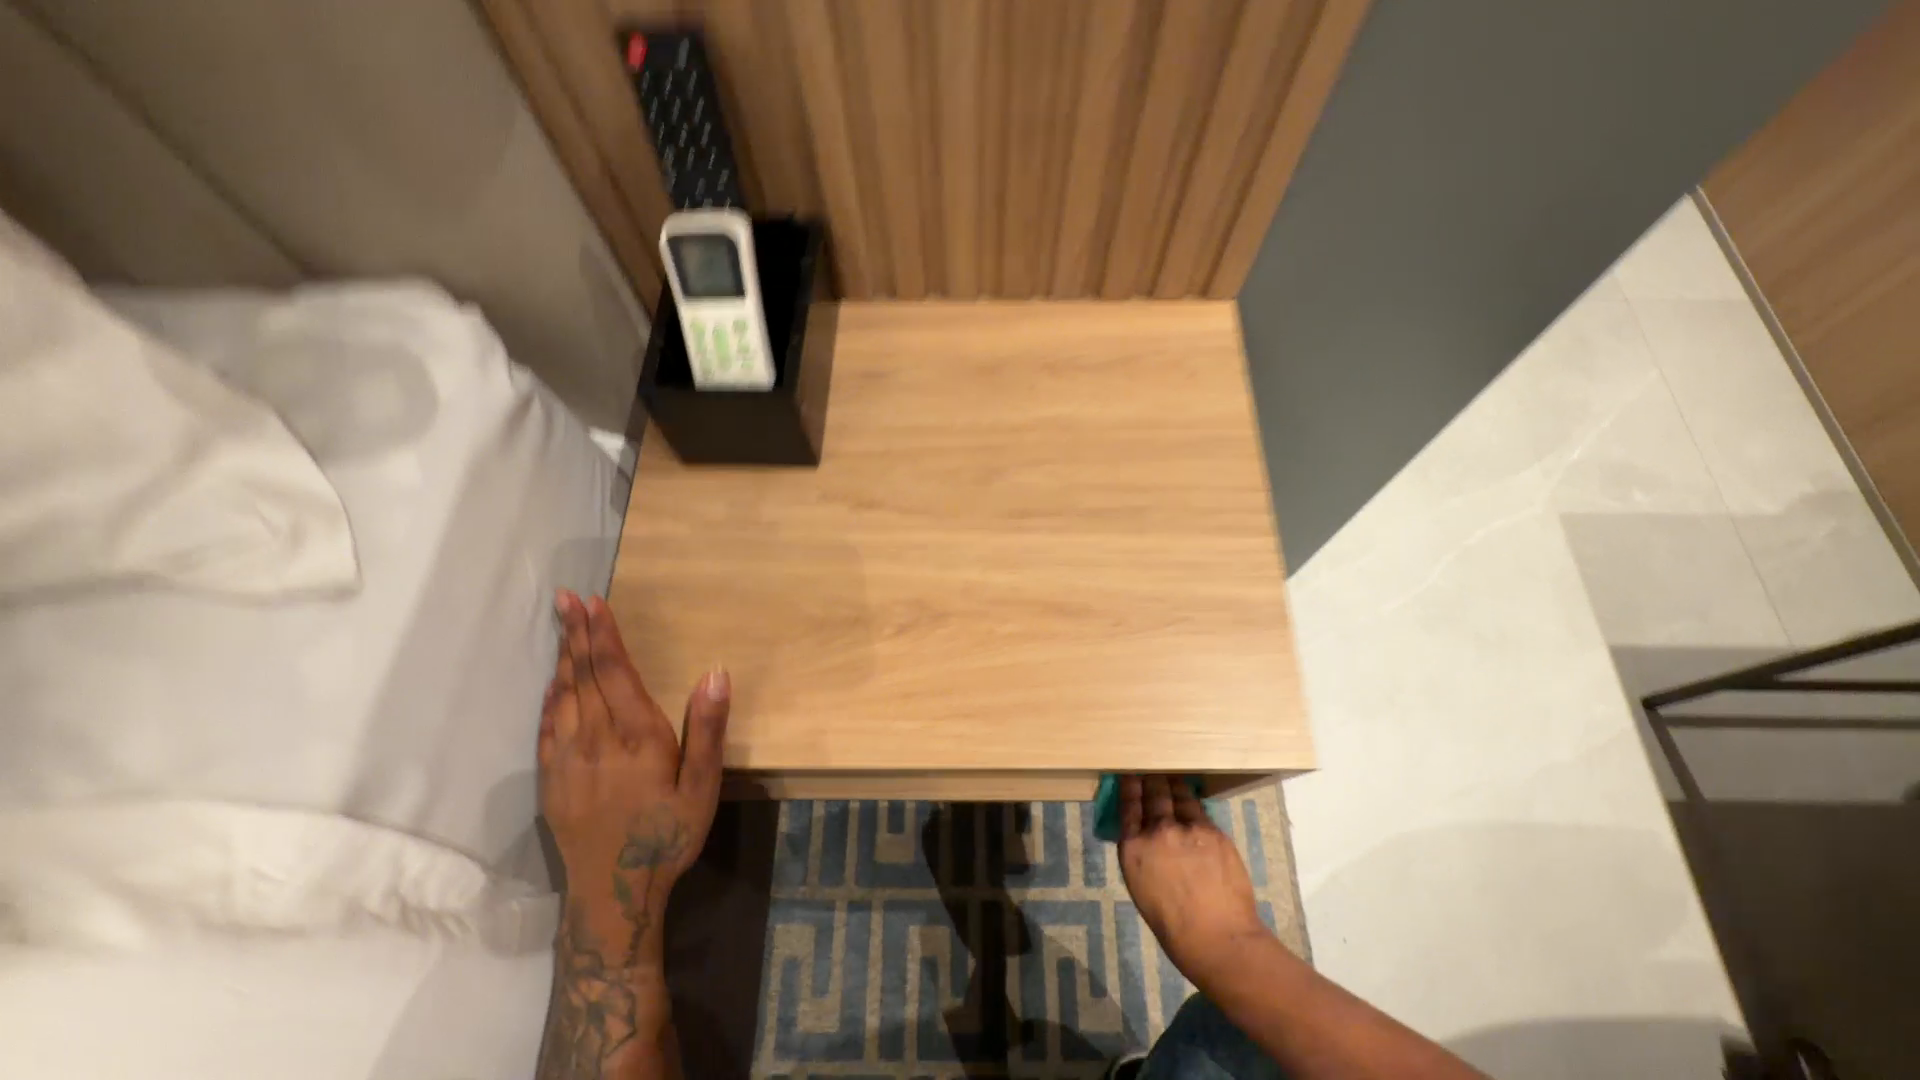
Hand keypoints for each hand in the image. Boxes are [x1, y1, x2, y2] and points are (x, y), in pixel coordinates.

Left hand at [539, 589, 728, 968]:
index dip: (604, 636)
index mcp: (637, 737)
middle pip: (584, 676)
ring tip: (563, 626)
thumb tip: (714, 674)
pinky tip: (553, 682)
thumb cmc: (668, 838)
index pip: (615, 673)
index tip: (593, 602)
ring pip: (563, 696)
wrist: (613, 893)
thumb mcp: (702, 788)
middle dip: (578, 634)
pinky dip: (549, 696)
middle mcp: (596, 740)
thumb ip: (706, 730)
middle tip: (566, 598)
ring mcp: (567, 760)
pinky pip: (546, 726)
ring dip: (564, 658)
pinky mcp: (551, 780)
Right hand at [1118, 775, 1270, 988]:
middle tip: (1152, 769)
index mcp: (1133, 849)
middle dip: (1152, 779)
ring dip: (1174, 785)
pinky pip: (1201, 812)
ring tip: (1172, 776)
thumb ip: (1143, 856)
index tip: (1130, 774)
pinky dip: (1195, 805)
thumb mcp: (1142, 886)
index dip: (1129, 787)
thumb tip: (1148, 840)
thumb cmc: (1173, 926)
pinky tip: (1194, 800)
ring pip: (1179, 797)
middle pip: (1153, 794)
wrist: (1217, 937)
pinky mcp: (1213, 831)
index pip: (1128, 807)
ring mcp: (1187, 828)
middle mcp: (1157, 831)